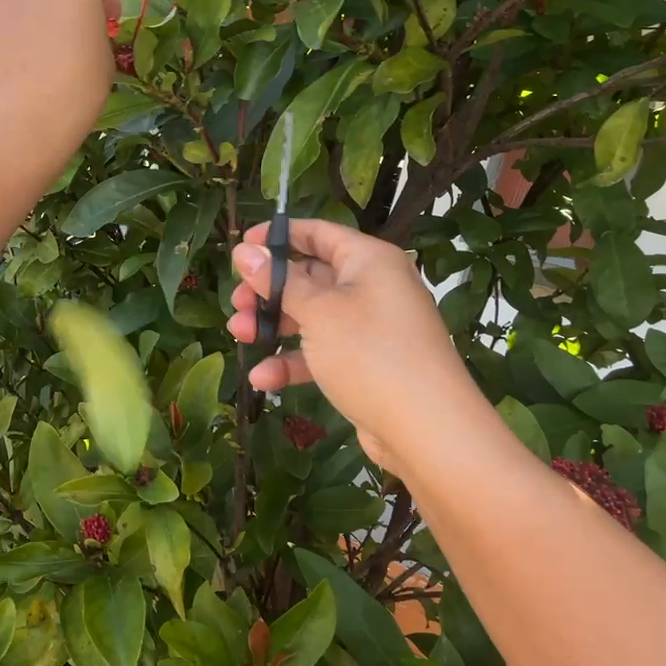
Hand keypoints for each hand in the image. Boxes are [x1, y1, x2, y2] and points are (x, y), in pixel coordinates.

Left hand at [0, 0, 120, 174]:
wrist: (8, 126)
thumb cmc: (71, 91)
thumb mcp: (103, 57)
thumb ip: (91, 28)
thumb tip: (75, 29)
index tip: (107, 23)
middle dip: (61, 0)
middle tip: (67, 37)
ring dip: (28, 11)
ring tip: (32, 51)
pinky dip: (2, 28)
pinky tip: (7, 61)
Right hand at [226, 219, 499, 472]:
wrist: (428, 432)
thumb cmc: (370, 354)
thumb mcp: (317, 311)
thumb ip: (278, 280)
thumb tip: (244, 250)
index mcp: (368, 261)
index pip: (317, 233)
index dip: (277, 236)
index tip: (241, 247)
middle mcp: (371, 288)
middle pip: (308, 276)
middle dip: (268, 291)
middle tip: (237, 303)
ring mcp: (369, 328)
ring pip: (310, 316)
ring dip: (273, 326)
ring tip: (239, 336)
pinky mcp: (364, 364)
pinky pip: (320, 352)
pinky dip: (292, 361)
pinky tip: (263, 378)